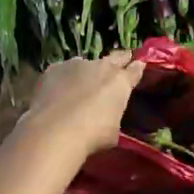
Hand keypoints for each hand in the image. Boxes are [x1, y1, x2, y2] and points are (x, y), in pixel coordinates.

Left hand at [18, 51, 143, 159]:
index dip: (138, 68)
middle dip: (119, 60)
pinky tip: (60, 91)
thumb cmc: (93, 136)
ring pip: (86, 64)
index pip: (135, 69)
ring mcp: (76, 64)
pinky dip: (66, 78)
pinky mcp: (53, 69)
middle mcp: (101, 67)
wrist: (55, 132)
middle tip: (121, 62)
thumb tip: (109, 115)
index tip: (139, 66)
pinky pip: (64, 70)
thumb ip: (114, 115)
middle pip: (115, 57)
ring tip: (83, 85)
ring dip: (88, 72)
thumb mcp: (113, 131)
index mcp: (120, 82)